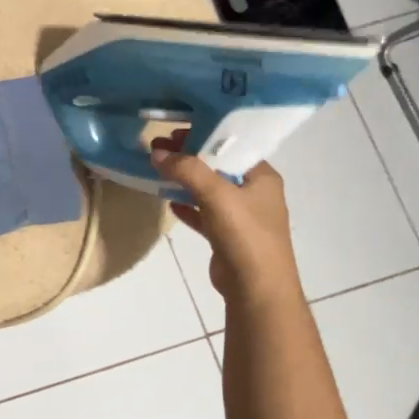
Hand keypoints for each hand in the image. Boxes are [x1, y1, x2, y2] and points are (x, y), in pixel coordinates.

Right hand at [150, 131, 302, 307]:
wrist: (255, 286)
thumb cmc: (245, 235)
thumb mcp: (217, 195)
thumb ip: (188, 170)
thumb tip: (156, 153)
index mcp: (262, 177)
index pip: (232, 146)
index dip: (203, 136)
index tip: (172, 132)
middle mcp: (255, 192)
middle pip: (217, 166)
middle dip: (188, 156)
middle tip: (157, 148)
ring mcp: (241, 215)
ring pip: (208, 189)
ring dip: (184, 178)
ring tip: (156, 169)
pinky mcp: (226, 234)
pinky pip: (202, 212)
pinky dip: (186, 204)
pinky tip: (167, 200)